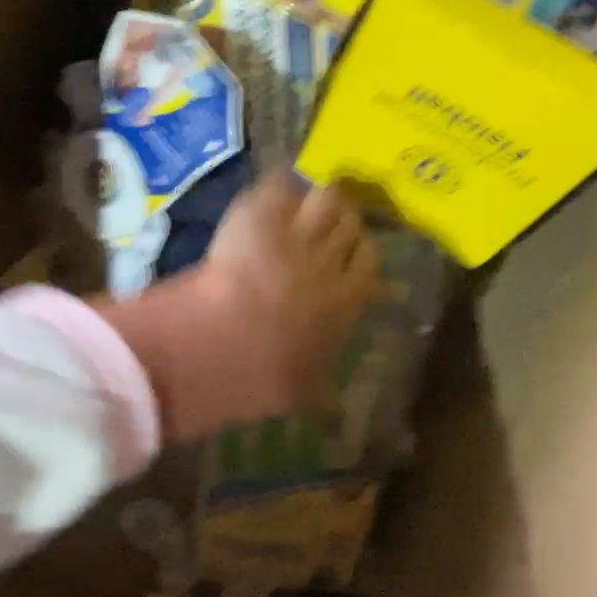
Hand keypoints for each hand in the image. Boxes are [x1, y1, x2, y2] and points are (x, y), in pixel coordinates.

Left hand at [201, 170, 379, 410]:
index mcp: (346, 302)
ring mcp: (297, 232)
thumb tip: (333, 414)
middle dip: (341, 220)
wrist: (227, 343)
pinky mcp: (262, 212)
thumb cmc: (268, 375)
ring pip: (326, 196)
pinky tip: (269, 192)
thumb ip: (323, 397)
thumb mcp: (303, 394)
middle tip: (322, 224)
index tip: (349, 254)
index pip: (370, 263)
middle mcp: (330, 261)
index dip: (361, 253)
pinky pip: (281, 183)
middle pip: (351, 223)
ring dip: (315, 198)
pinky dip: (278, 185)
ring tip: (298, 203)